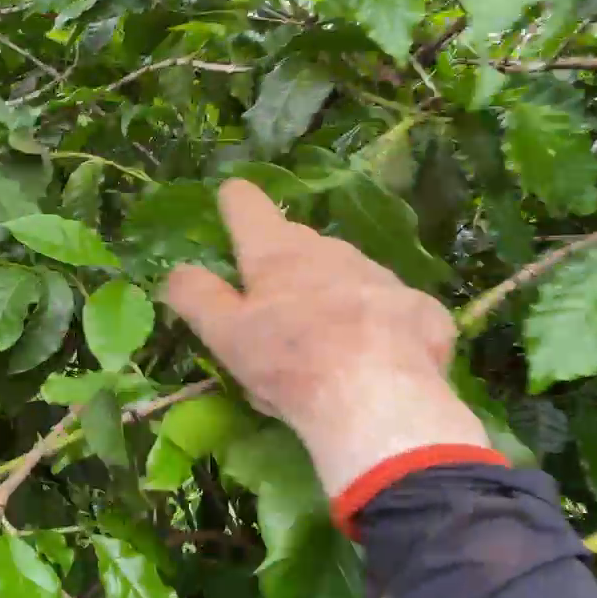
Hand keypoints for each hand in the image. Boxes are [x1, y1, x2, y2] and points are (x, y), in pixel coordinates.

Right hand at [163, 179, 487, 496]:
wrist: (378, 397)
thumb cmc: (289, 362)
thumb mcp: (224, 334)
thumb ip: (195, 296)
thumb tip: (176, 271)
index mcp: (278, 253)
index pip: (248, 207)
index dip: (236, 202)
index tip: (232, 200)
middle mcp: (331, 251)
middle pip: (302, 244)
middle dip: (288, 264)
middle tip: (278, 305)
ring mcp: (381, 277)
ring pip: (349, 275)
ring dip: (335, 295)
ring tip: (329, 342)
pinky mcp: (420, 309)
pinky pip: (392, 310)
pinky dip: (380, 325)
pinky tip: (377, 357)